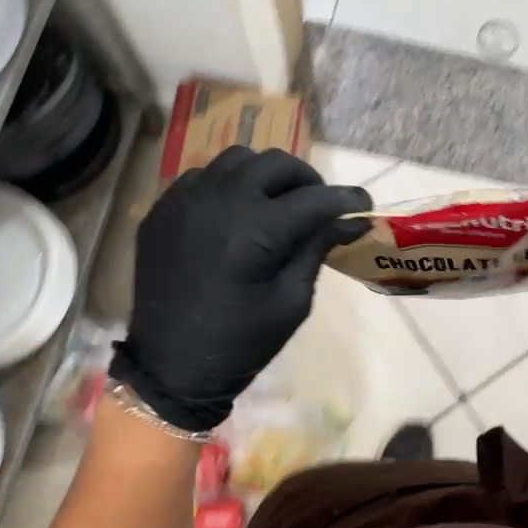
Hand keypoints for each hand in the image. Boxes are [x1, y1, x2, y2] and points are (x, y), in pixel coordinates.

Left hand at [110, 147, 370, 430]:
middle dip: (307, 180)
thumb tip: (350, 221)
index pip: (314, 198)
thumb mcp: (292, 301)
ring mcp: (184, 201)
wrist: (171, 366)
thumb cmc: (241, 341)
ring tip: (277, 204)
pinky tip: (236, 214)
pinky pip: (202, 177)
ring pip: (237, 160)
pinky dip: (228, 186)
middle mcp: (219, 201)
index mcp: (255, 229)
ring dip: (265, 176)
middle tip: (319, 206)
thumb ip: (317, 249)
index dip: (346, 199)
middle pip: (275, 164)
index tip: (364, 206)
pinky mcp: (162, 210)